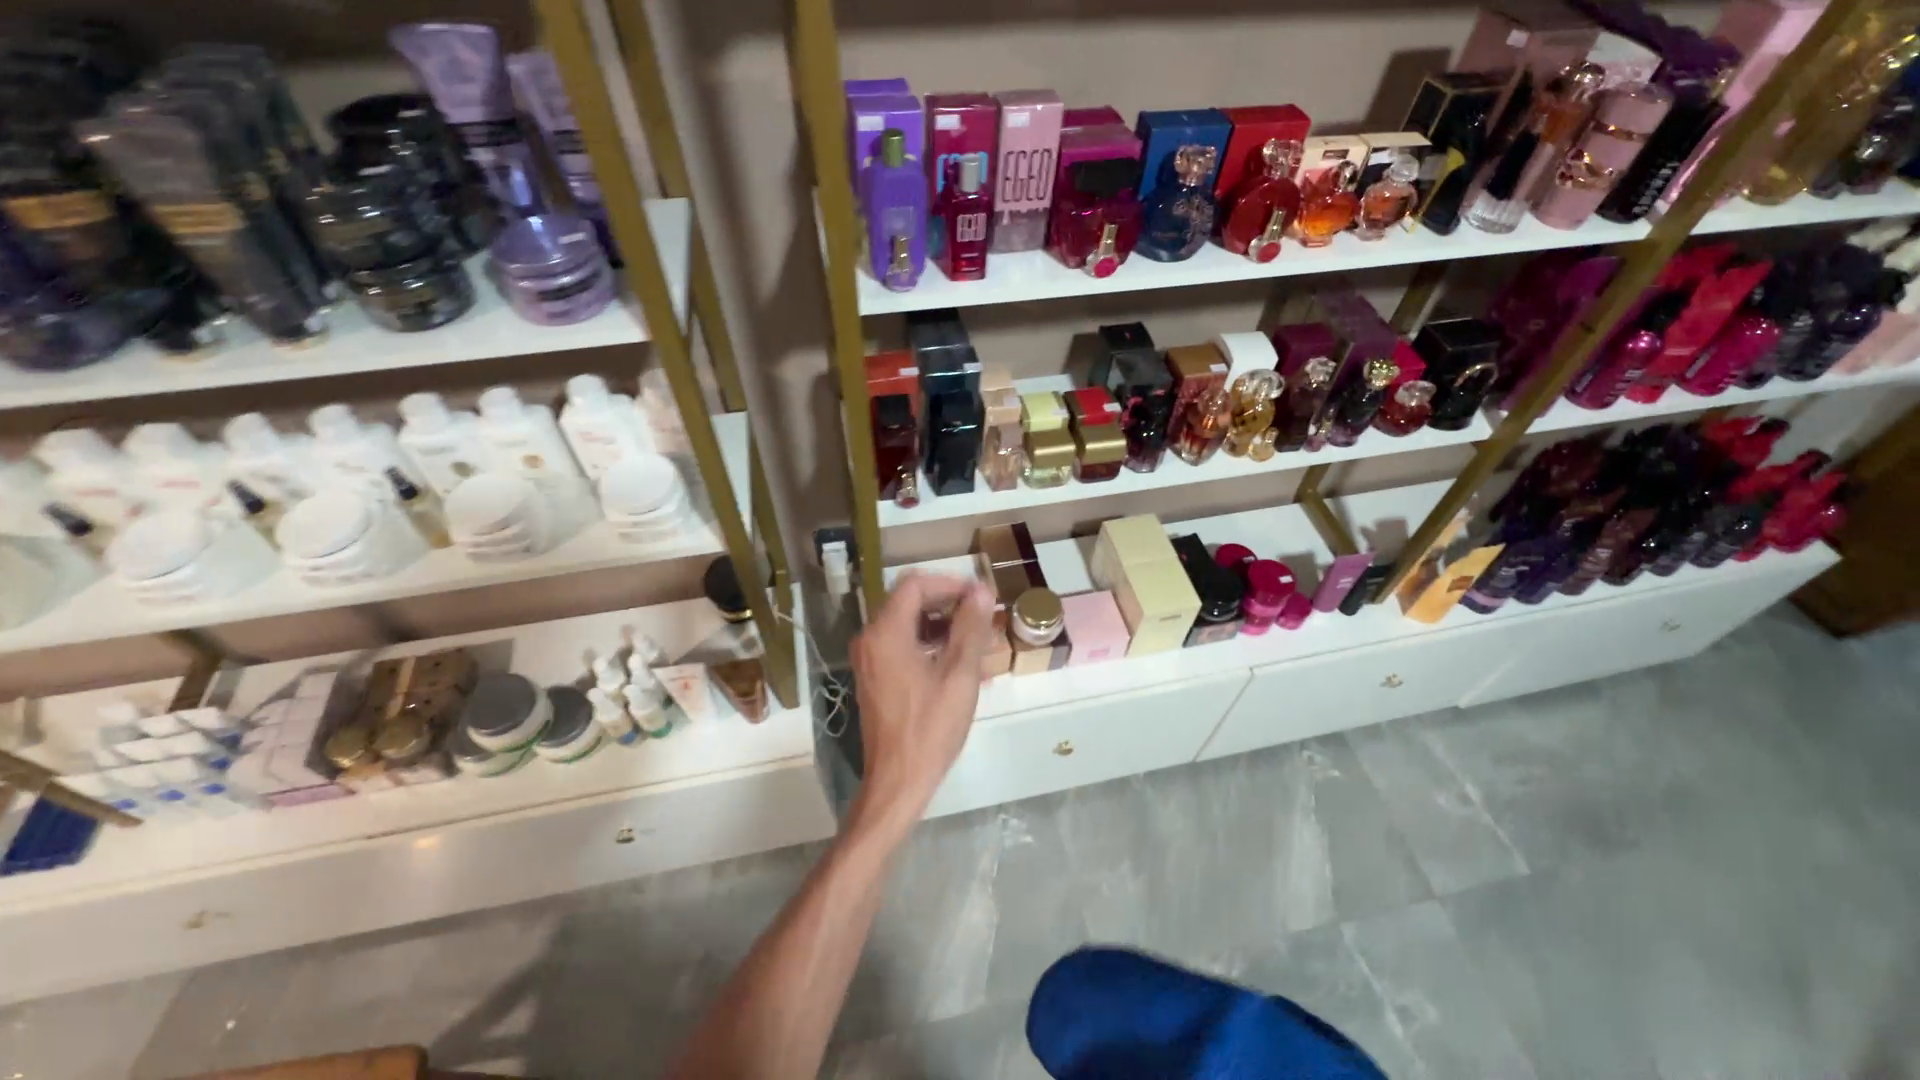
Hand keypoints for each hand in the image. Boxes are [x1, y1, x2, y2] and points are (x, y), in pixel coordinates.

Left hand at [848, 571, 995, 835]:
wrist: (898, 779)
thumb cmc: (931, 727)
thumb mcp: (959, 675)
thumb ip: (970, 628)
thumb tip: (981, 592)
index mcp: (886, 633)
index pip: (915, 585)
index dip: (950, 583)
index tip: (981, 597)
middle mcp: (870, 639)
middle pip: (909, 601)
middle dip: (948, 603)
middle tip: (983, 616)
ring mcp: (869, 659)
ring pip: (907, 624)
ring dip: (941, 624)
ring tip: (978, 639)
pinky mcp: (874, 677)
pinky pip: (901, 645)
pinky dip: (929, 644)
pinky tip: (958, 662)